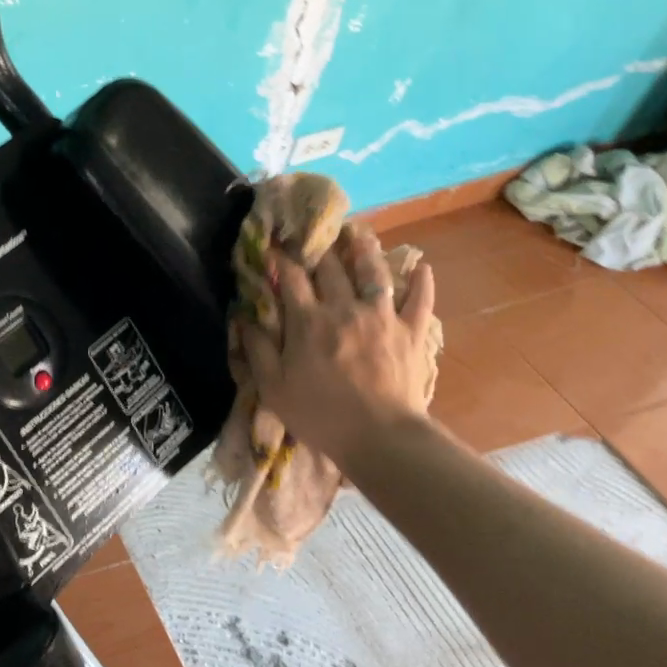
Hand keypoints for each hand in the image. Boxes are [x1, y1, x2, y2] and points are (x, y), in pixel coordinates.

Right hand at [240, 234, 436, 466]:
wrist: (378, 434)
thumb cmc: (318, 414)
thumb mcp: (273, 388)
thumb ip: (259, 350)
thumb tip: (245, 318)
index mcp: (308, 322)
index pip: (292, 279)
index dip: (282, 259)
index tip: (274, 245)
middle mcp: (346, 308)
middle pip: (332, 268)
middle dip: (321, 247)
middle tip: (316, 232)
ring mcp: (383, 317)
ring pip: (374, 272)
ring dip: (365, 249)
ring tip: (359, 232)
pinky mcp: (411, 331)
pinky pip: (419, 298)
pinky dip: (420, 280)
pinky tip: (421, 267)